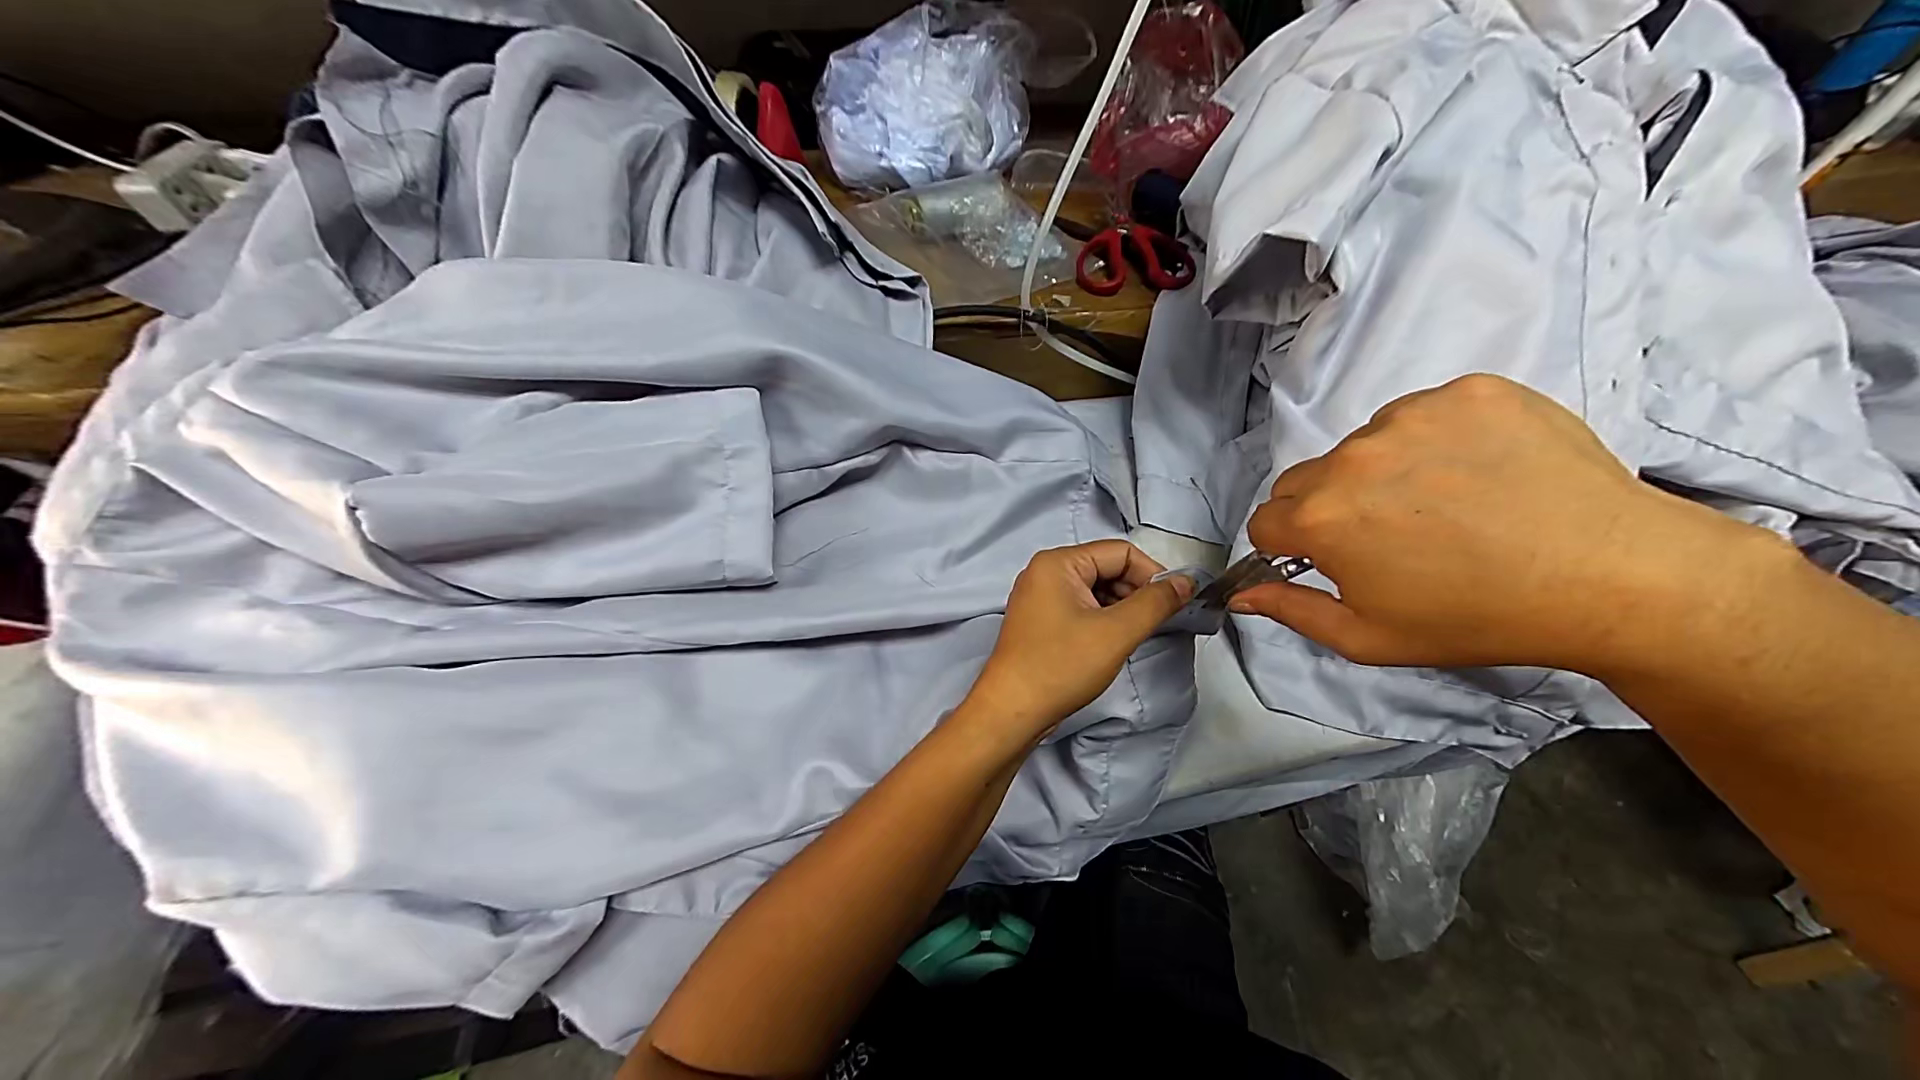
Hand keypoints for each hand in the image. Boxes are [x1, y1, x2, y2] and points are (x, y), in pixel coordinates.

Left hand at [962, 540, 1194, 739]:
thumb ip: (1155, 602)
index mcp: (1057, 563)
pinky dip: (1104, 620)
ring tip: (1134, 635)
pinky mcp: (1041, 621)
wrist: (1012, 710)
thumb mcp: (1116, 632)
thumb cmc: (1058, 667)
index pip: (1120, 552)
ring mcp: (1040, 597)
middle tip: (1157, 621)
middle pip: (1107, 568)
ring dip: (1122, 609)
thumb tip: (1185, 582)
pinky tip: (1114, 642)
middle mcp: (1044, 572)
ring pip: (1096, 590)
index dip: (1152, 574)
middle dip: (1137, 593)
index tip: (1175, 601)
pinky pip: (1082, 607)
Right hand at [1232, 374, 1791, 674]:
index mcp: (1322, 517)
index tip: (1333, 560)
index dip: (1293, 546)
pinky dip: (1434, 441)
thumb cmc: (1479, 617)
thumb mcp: (1370, 637)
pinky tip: (1478, 472)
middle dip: (1328, 507)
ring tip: (1445, 504)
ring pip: (1362, 445)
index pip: (1267, 519)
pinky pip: (1421, 414)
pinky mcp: (1469, 391)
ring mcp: (1413, 415)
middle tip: (1391, 536)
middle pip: (1305, 479)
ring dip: (1380, 472)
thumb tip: (1240, 593)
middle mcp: (1352, 456)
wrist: (1615, 576)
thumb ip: (1292, 610)